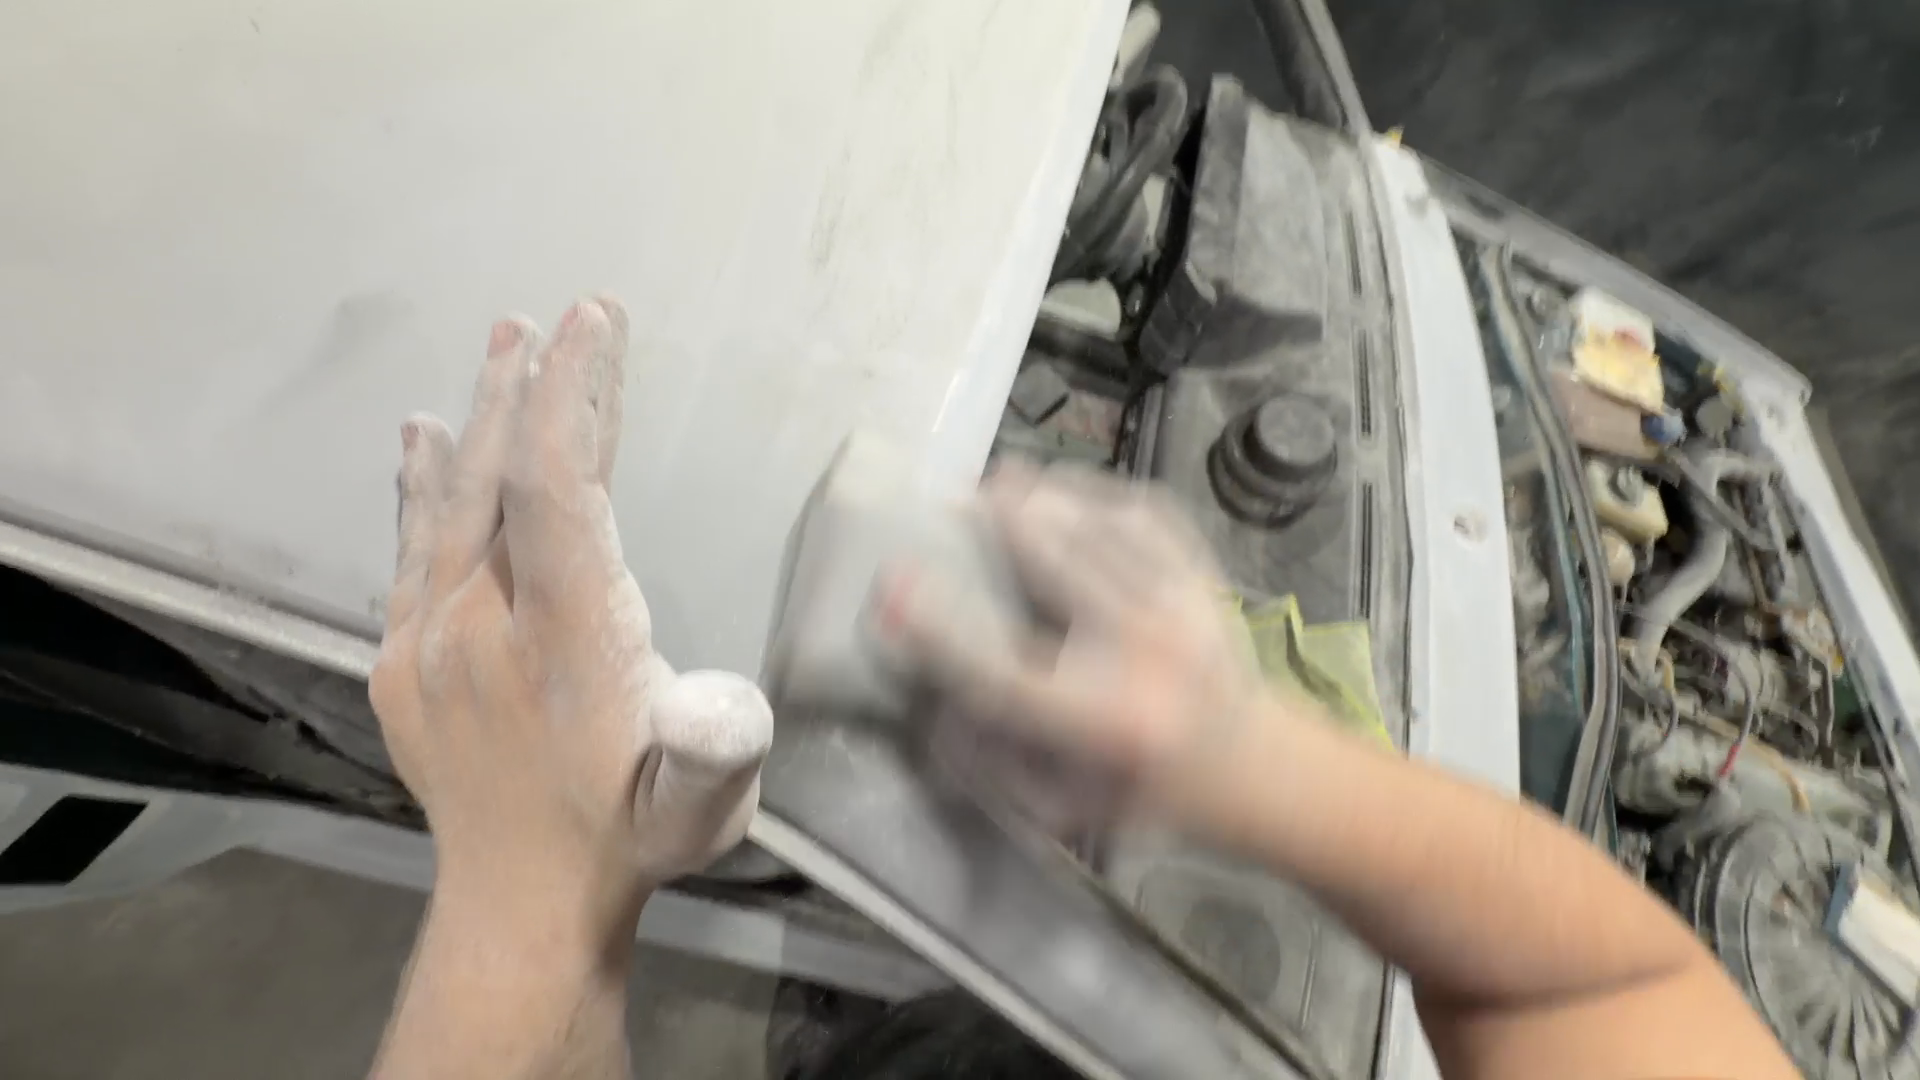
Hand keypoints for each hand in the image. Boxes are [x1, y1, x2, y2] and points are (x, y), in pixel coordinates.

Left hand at [368, 298, 770, 954]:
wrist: (524, 903)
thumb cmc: (632, 836)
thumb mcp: (702, 807)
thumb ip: (712, 752)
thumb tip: (712, 704)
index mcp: (563, 640)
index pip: (557, 490)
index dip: (575, 397)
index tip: (595, 326)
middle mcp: (482, 625)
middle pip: (501, 476)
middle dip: (537, 387)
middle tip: (565, 319)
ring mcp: (429, 640)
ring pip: (452, 501)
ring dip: (482, 415)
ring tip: (502, 344)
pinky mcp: (406, 659)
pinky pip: (411, 545)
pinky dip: (423, 480)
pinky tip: (426, 436)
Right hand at [880, 463, 1268, 815]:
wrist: (1255, 767)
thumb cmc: (1143, 792)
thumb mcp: (1058, 803)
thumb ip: (993, 760)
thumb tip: (932, 699)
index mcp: (1106, 723)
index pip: (1000, 670)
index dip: (938, 627)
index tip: (892, 583)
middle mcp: (1147, 656)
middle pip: (1054, 565)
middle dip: (994, 522)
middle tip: (954, 502)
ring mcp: (1184, 607)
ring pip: (1097, 527)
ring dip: (1041, 497)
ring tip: (1000, 483)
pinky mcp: (1204, 577)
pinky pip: (1144, 514)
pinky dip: (1097, 493)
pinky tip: (1065, 489)